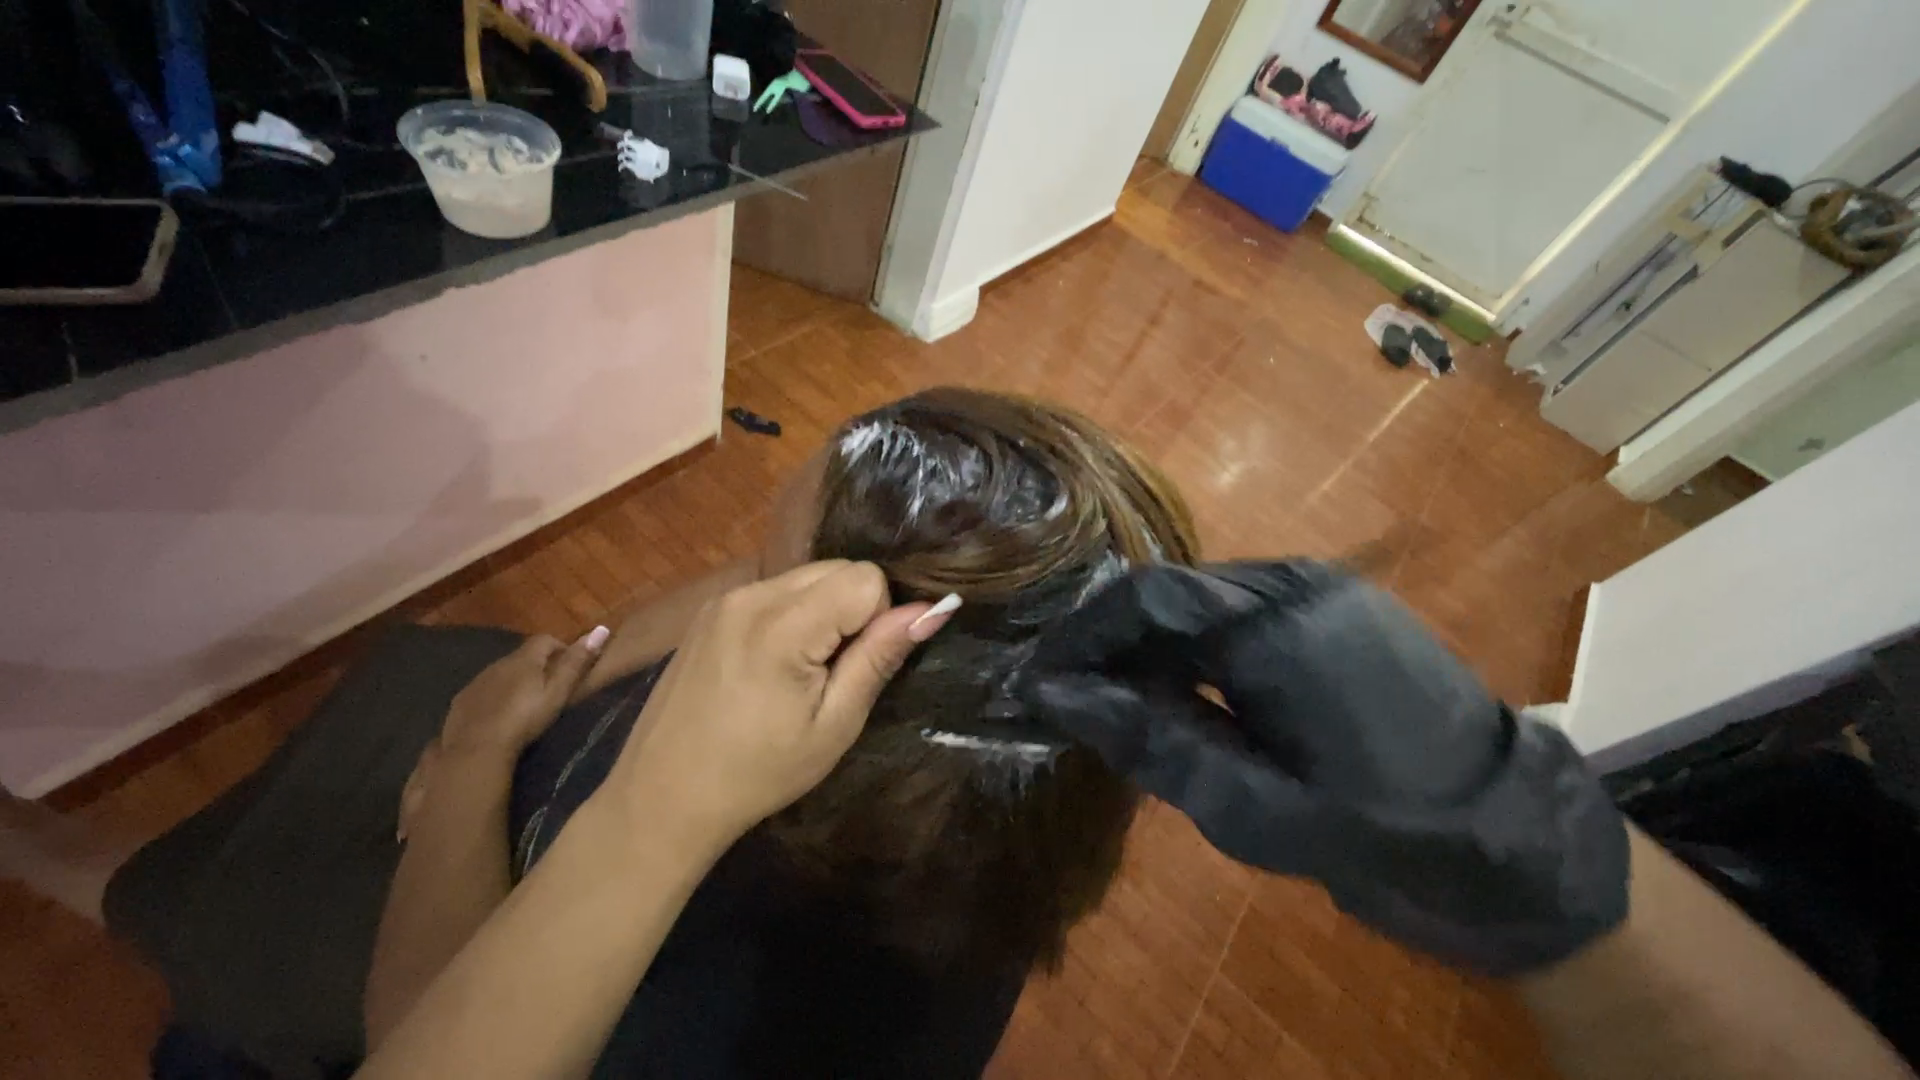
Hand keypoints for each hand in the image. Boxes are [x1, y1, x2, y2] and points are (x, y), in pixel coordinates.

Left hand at [398, 629, 608, 841]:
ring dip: (516, 680)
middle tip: (552, 686)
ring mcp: (477, 682)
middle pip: (523, 655)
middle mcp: (498, 663)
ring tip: (527, 702)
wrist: (476, 748)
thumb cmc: (525, 718)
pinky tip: (501, 716)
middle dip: (539, 665)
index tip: (572, 665)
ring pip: (502, 673)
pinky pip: (484, 690)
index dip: (561, 647)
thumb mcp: (558, 692)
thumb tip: (601, 629)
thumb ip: (576, 662)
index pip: (545, 639)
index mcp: (524, 659)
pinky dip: (496, 695)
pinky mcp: (462, 701)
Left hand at [597, 560, 954, 850]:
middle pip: (837, 569)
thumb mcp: (834, 725)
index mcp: (782, 624)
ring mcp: (725, 597)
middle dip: (853, 610)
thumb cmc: (758, 773)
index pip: (865, 578)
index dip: (878, 618)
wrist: (663, 796)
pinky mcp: (710, 608)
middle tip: (833, 674)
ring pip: (808, 576)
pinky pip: (775, 589)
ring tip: (802, 674)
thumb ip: (880, 657)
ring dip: (824, 612)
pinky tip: (774, 665)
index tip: (857, 668)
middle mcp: (751, 594)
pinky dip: (794, 614)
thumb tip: (936, 608)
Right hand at [1016, 560, 1628, 974]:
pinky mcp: (1339, 607)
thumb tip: (1055, 694)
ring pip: (1203, 600)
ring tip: (1120, 704)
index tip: (1041, 681)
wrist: (1518, 843)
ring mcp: (1324, 590)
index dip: (1082, 635)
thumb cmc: (1382, 835)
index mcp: (1276, 628)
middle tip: (1073, 701)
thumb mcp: (1250, 806)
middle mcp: (1296, 585)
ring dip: (1153, 646)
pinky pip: (1242, 612)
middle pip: (1171, 593)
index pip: (1146, 597)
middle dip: (1112, 643)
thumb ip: (1148, 739)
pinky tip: (1185, 694)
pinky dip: (1197, 647)